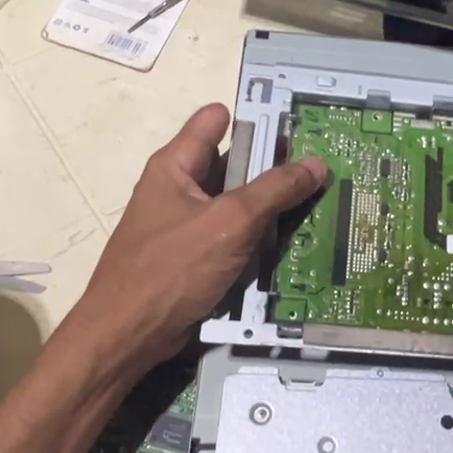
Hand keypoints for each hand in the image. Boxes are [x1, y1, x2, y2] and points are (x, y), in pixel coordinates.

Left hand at [72, 103, 325, 370]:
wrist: (129, 336)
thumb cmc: (172, 269)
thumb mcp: (231, 222)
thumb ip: (275, 190)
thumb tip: (315, 164)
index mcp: (176, 166)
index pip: (215, 120)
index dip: (254, 116)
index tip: (297, 123)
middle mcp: (180, 189)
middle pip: (234, 164)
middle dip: (275, 166)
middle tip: (323, 168)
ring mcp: (188, 226)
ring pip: (239, 206)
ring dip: (272, 208)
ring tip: (320, 204)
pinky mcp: (197, 259)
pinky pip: (235, 239)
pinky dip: (260, 240)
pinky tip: (294, 245)